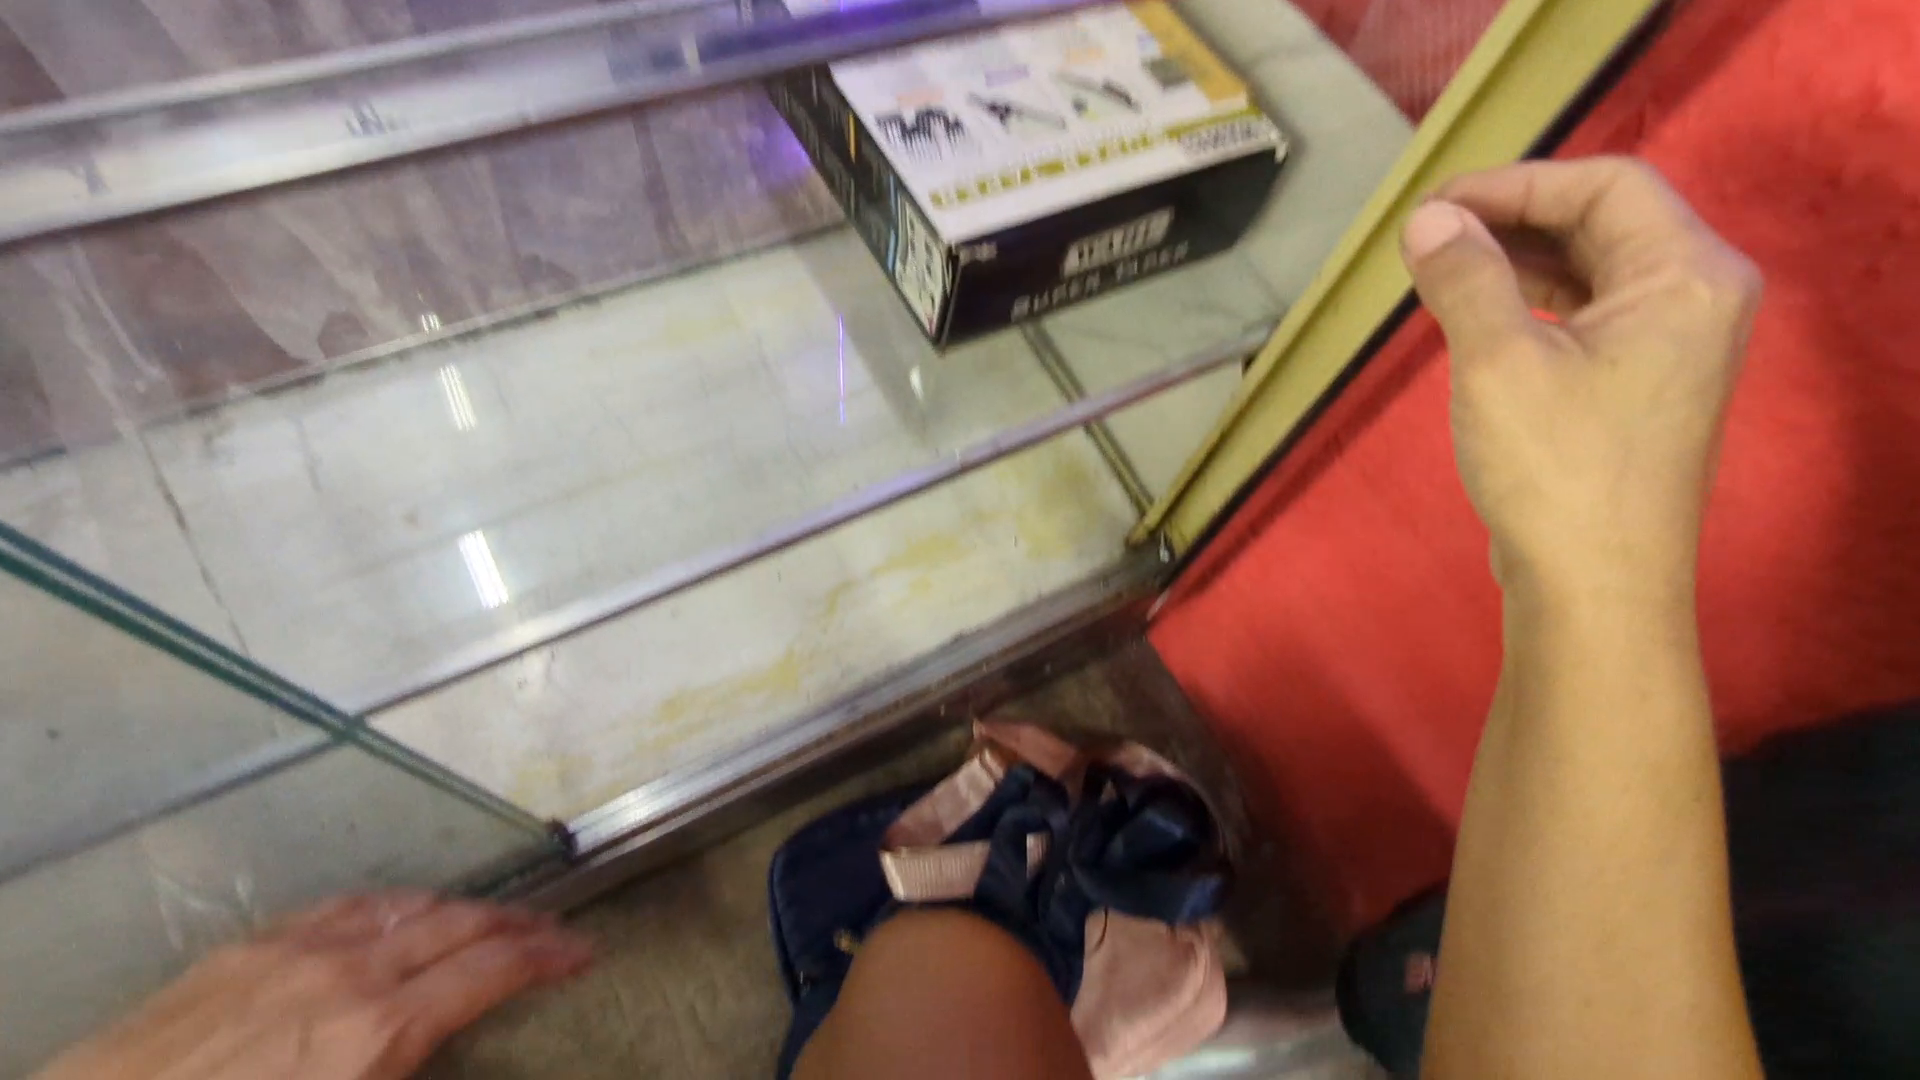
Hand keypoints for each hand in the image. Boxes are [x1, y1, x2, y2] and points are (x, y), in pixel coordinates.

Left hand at [34, 891, 592, 1079]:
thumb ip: (409, 1067)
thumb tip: (451, 1040)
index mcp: (379, 1031)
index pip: (493, 970)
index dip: (550, 957)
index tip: (584, 954)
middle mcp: (353, 972)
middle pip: (464, 925)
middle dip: (520, 926)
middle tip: (553, 934)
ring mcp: (299, 950)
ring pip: (412, 905)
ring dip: (464, 910)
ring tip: (491, 921)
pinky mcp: (249, 946)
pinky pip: (348, 905)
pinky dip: (397, 904)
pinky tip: (403, 911)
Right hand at [1400, 157, 1761, 601]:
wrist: (1593, 583)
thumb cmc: (1553, 466)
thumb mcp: (1496, 363)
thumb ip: (1465, 279)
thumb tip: (1427, 220)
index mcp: (1684, 276)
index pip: (1603, 187)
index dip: (1514, 183)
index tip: (1433, 207)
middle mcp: (1694, 298)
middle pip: (1604, 223)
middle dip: (1513, 217)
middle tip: (1431, 234)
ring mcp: (1670, 347)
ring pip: (1592, 271)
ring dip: (1517, 259)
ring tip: (1445, 269)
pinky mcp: (1638, 386)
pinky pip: (1585, 315)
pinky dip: (1530, 302)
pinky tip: (1480, 315)